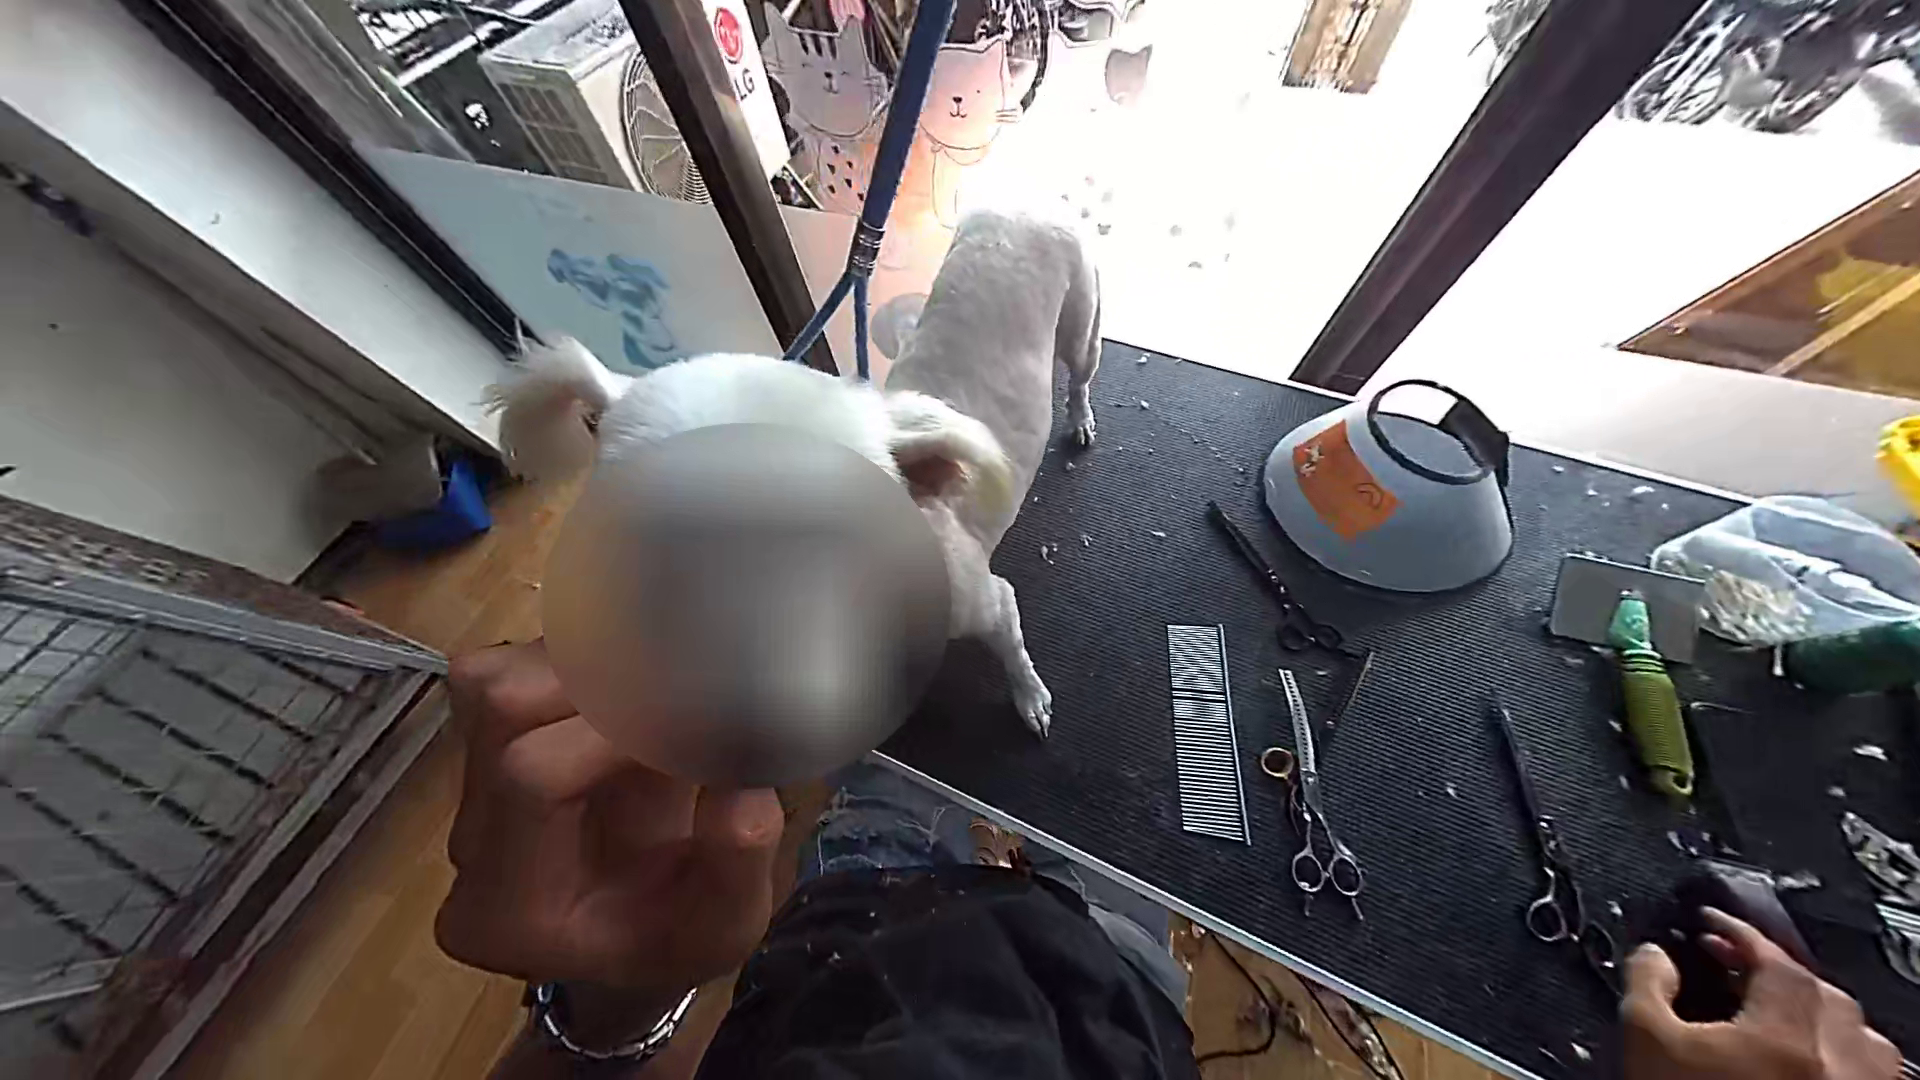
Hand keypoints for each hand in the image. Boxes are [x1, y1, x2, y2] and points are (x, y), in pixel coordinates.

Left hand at [435, 641, 785, 1012]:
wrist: (636, 929)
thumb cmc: (677, 933)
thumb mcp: (728, 922)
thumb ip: (737, 861)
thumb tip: (742, 781)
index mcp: (512, 905)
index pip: (537, 775)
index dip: (621, 729)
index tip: (697, 714)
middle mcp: (474, 840)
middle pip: (503, 711)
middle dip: (604, 682)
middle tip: (682, 680)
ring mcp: (474, 789)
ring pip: (495, 680)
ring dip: (585, 663)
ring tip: (656, 677)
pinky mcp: (494, 747)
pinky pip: (508, 669)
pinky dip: (572, 657)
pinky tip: (630, 676)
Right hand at [1622, 907, 1901, 1079]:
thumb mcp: (1643, 1032)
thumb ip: (1647, 980)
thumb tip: (1658, 954)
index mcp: (1784, 1040)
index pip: (1779, 966)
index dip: (1743, 934)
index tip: (1711, 920)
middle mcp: (1844, 1071)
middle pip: (1831, 999)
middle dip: (1777, 969)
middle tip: (1728, 958)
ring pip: (1868, 1042)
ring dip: (1816, 1010)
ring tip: (1766, 1005)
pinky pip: (1875, 1076)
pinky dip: (1839, 1050)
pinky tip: (1800, 1053)